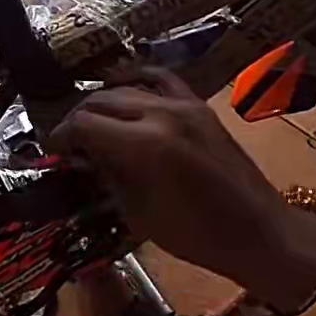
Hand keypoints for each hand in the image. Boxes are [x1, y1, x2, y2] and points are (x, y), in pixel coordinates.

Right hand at [48, 67, 315, 313]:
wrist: (261, 234)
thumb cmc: (196, 236)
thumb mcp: (136, 212)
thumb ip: (106, 175)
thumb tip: (81, 157)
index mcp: (145, 146)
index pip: (84, 124)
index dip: (62, 136)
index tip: (54, 150)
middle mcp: (160, 115)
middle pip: (99, 101)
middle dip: (77, 119)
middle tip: (69, 141)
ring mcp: (182, 105)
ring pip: (124, 88)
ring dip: (101, 103)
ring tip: (92, 124)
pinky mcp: (198, 105)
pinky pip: (158, 79)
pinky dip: (135, 80)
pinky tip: (122, 90)